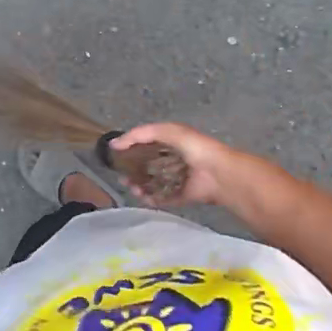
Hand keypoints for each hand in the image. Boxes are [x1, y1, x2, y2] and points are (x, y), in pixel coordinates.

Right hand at [111, 123, 269, 209]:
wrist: (217, 173)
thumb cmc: (192, 147)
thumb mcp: (165, 131)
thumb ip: (138, 134)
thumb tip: (114, 143)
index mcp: (174, 142)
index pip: (149, 144)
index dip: (133, 148)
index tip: (117, 154)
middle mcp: (176, 160)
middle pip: (150, 166)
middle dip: (134, 170)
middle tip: (121, 175)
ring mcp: (179, 179)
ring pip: (154, 183)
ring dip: (140, 185)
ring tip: (130, 187)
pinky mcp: (182, 196)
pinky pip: (163, 198)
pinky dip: (151, 199)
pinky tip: (141, 197)